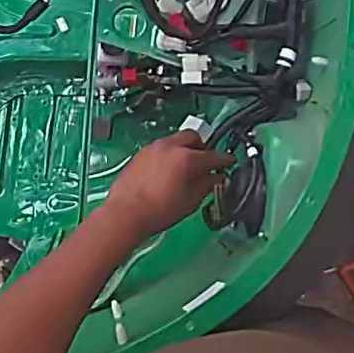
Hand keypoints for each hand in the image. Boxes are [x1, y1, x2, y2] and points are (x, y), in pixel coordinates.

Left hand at [99, 131, 234, 239]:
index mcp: (186, 158)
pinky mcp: (140, 154)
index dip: (224, 159)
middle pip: (193, 137)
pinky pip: (161, 148)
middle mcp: (170, 147)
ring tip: (187, 167)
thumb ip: (206, 185)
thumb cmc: (157, 211)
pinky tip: (169, 170)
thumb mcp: (190, 201)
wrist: (125, 214)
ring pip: (175, 140)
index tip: (228, 162)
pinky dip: (170, 154)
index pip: (213, 155)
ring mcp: (153, 149)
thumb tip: (215, 178)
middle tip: (207, 161)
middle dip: (203, 147)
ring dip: (185, 149)